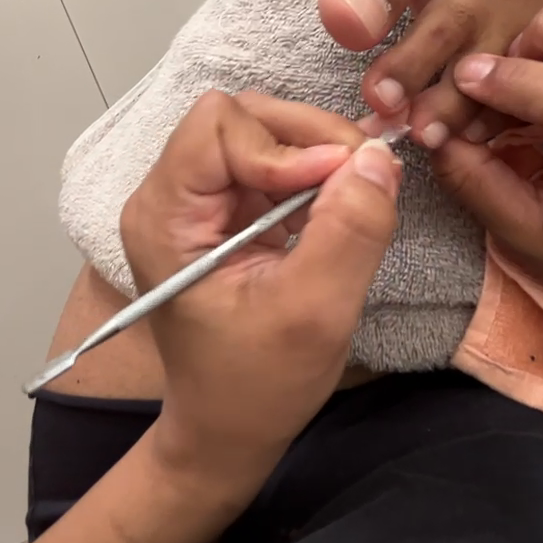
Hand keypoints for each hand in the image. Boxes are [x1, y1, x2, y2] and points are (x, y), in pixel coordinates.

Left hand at [120, 91, 401, 480]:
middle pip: (241, 115)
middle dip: (307, 136)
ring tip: (357, 189)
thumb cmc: (257, 384)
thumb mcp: (313, 315)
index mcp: (165, 216)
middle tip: (362, 174)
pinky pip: (273, 157)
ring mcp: (198, 197)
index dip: (282, 143)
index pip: (218, 126)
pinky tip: (342, 196)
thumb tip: (377, 157)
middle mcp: (171, 194)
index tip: (338, 179)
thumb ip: (348, 232)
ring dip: (316, 149)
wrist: (228, 426)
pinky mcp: (227, 205)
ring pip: (262, 128)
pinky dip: (314, 167)